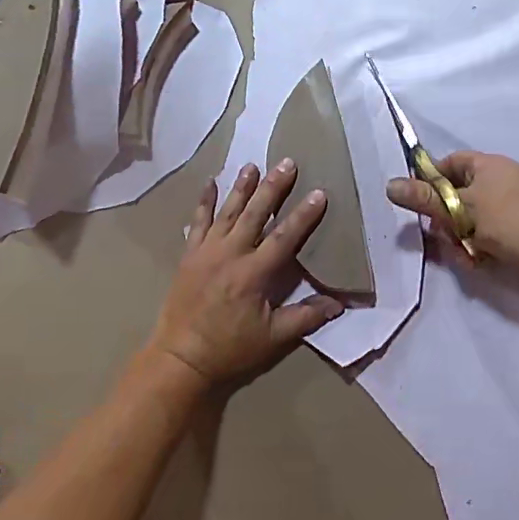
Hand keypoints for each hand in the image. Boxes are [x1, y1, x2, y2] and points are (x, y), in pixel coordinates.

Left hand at [145, 161, 345, 388]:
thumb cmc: (229, 348)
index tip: (318, 193)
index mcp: (253, 273)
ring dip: (241, 188)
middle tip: (286, 162)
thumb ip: (305, 317)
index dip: (303, 216)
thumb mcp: (273, 338)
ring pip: (227, 212)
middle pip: (255, 214)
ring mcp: (206, 251)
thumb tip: (338, 304)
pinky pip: (197, 222)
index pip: (284, 237)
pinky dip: (203, 202)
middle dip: (273, 187)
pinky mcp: (189, 255)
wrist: (180, 357)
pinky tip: (209, 184)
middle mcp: (230, 254)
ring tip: (252, 166)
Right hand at [387, 151, 518, 279]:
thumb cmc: (515, 222)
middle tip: (447, 239)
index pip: (448, 163)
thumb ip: (426, 200)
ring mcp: (516, 204)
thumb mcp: (464, 211)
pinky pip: (492, 234)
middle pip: (457, 196)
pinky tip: (485, 263)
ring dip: (463, 240)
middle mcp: (502, 179)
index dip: (430, 181)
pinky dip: (483, 248)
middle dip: (447, 221)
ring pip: (472, 220)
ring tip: (470, 258)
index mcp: (488, 165)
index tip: (421, 206)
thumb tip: (389, 184)